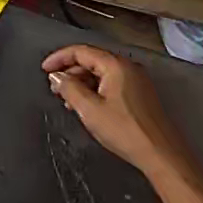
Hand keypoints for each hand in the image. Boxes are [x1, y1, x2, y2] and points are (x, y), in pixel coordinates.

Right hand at [43, 45, 196, 183]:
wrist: (159, 151)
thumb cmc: (123, 129)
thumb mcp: (90, 110)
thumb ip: (70, 89)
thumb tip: (57, 76)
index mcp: (116, 65)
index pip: (82, 51)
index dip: (60, 58)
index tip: (44, 69)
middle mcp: (128, 66)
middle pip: (93, 60)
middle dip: (70, 71)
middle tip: (54, 88)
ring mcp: (136, 79)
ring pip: (102, 73)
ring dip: (82, 82)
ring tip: (67, 100)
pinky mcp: (140, 93)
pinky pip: (112, 83)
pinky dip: (96, 90)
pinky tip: (87, 106)